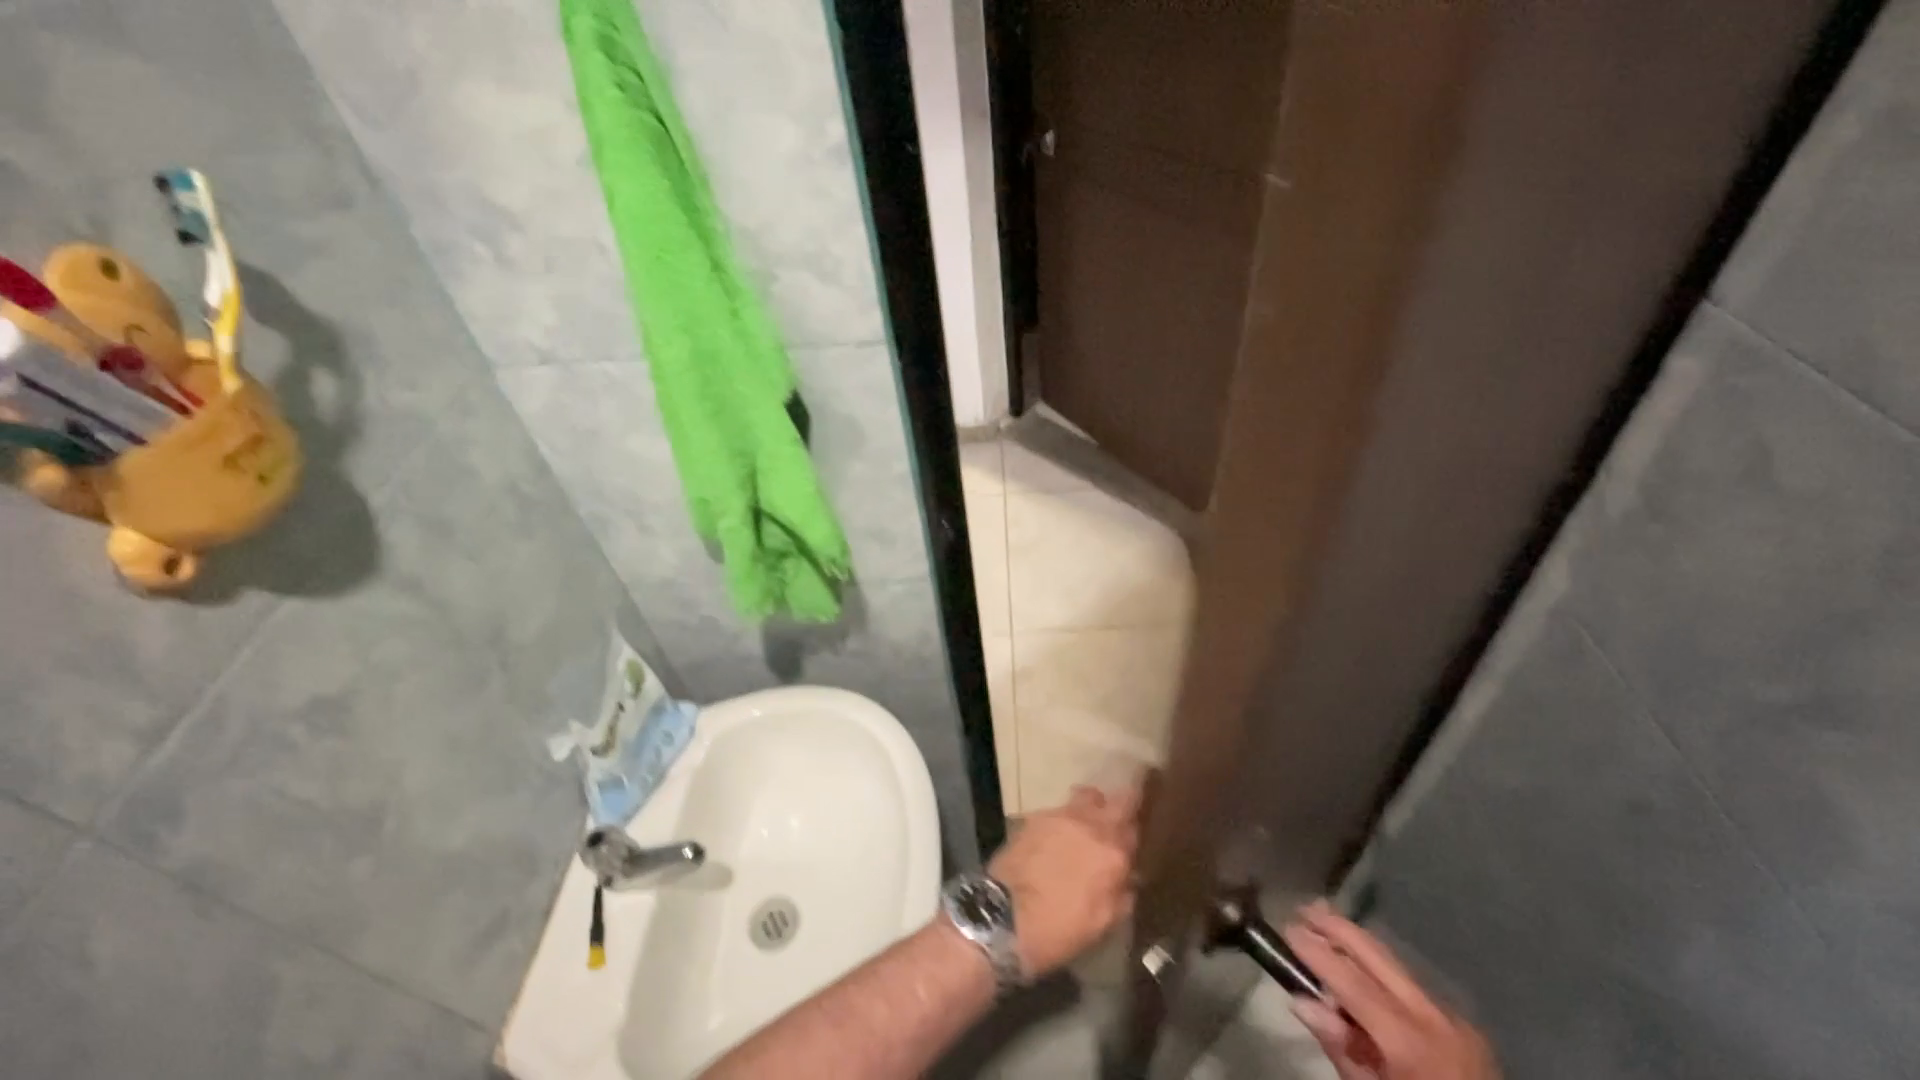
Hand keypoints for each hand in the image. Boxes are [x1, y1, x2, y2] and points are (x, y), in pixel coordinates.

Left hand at [986, 784, 1139, 976]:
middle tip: (1117, 822)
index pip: (1136, 824)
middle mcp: (1090, 825)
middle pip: (1116, 799)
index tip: (1137, 833)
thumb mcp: (1102, 923)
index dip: (1137, 828)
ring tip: (1085, 828)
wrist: (1002, 919)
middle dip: (1121, 806)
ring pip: (1086, 798)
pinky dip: (1064, 820)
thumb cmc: (1058, 929)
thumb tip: (1129, 877)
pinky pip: (1058, 811)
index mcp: (1113, 853)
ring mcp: (1060, 817)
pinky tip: (1056, 839)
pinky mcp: (1034, 818)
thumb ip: (1122, 894)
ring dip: (1091, 808)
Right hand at [1284, 901, 1498, 1079]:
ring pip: (1398, 966)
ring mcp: (1454, 1017)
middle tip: (1305, 907)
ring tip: (1326, 922)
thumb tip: (1303, 1002)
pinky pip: (1412, 986)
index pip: (1352, 982)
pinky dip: (1380, 969)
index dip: (1318, 952)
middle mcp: (1433, 1017)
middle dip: (1340, 928)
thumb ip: (1341, 1049)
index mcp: (1408, 1041)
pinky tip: (1360, 967)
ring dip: (1359, 942)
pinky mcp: (1463, 1025)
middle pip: (1379, 957)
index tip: (1288, 928)